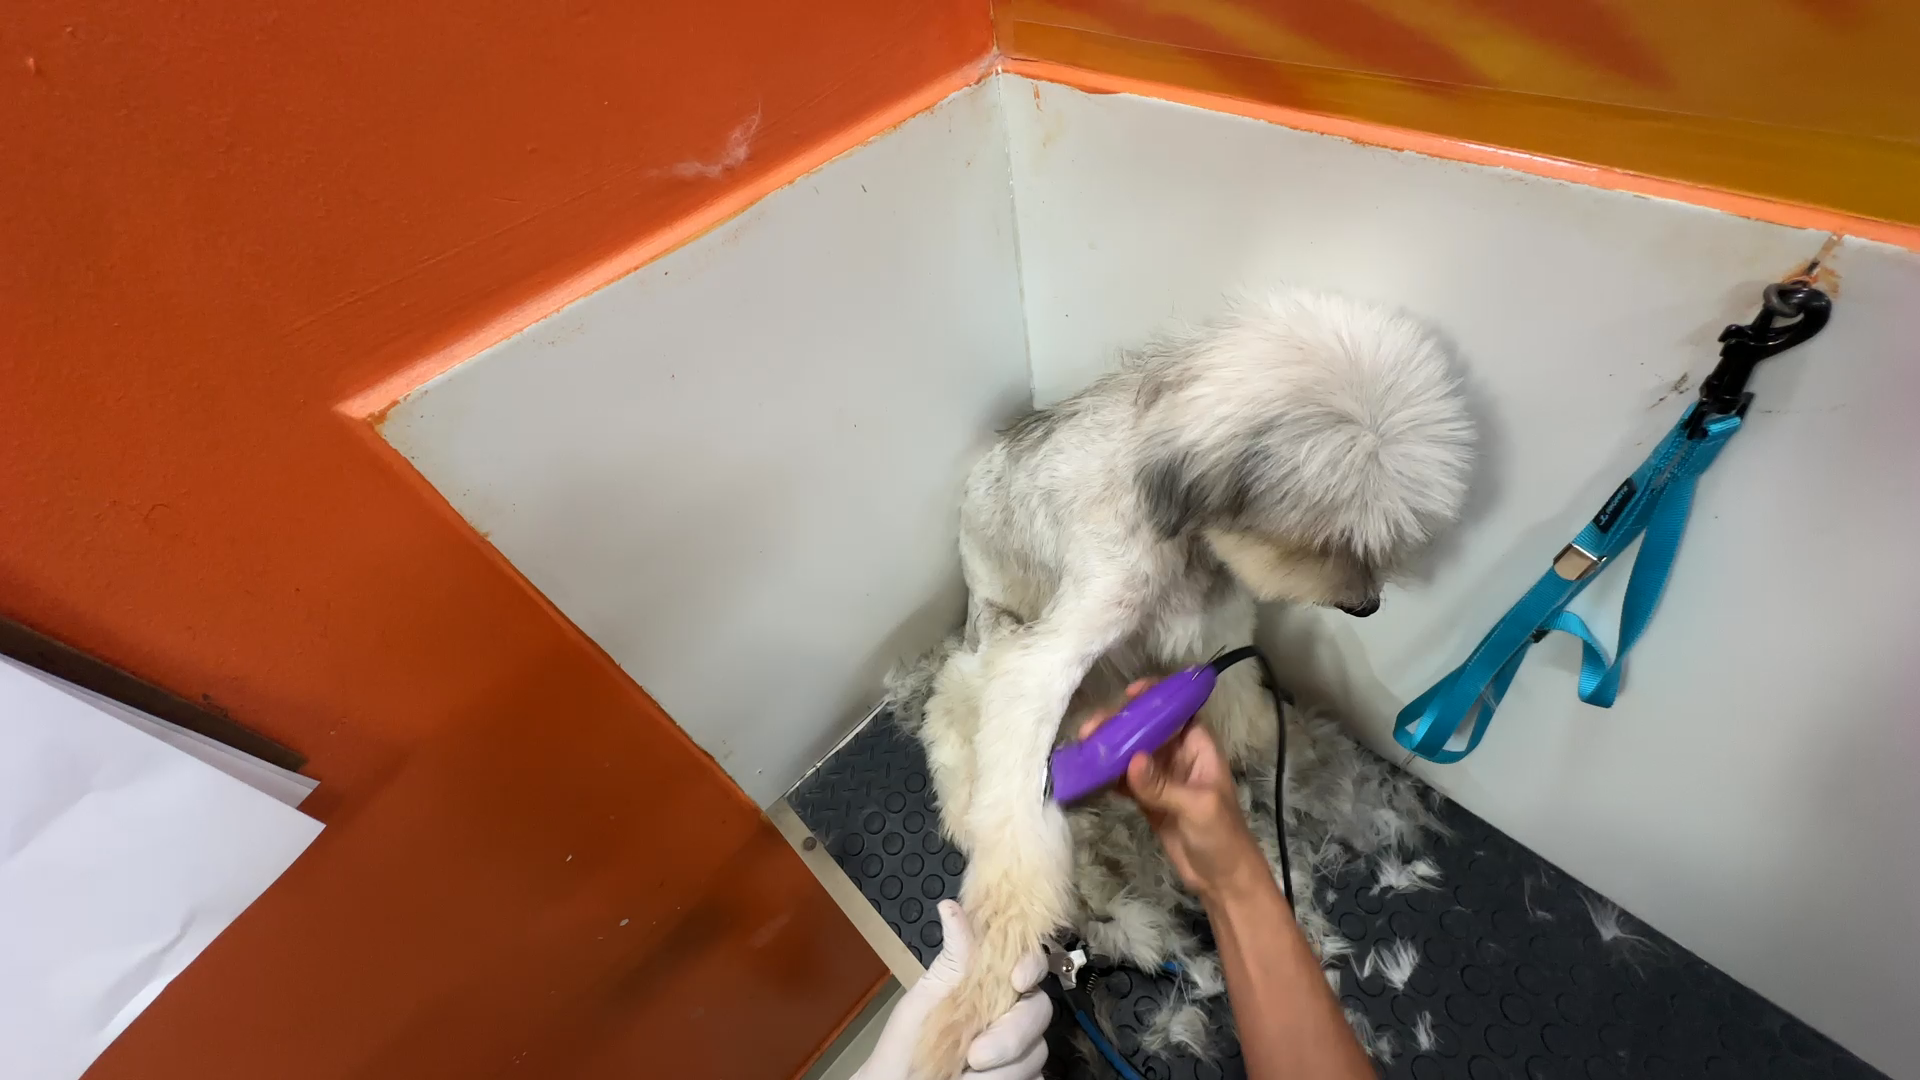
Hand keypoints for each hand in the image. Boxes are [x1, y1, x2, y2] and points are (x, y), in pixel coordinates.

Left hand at [851, 900, 1050, 1079]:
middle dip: (1012, 1035)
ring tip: (963, 1076)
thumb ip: (951, 958)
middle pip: (1039, 1009)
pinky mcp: (1024, 1078)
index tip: (1017, 979)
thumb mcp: (924, 997)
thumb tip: (949, 906)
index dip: (1032, 964)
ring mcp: (1021, 1048)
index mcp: (990, 982)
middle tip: (975, 1056)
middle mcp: (1010, 1010)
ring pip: (1037, 1051)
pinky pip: (1036, 1078)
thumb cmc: (907, 1043)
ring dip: (1002, 1071)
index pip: (1028, 961)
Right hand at [1079, 680, 1268, 901]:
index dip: (1156, 696)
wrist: (1222, 882)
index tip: (1130, 693)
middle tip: (1092, 728)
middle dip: (1120, 723)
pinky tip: (1087, 770)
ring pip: (1130, 751)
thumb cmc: (1222, 837)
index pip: (1177, 710)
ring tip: (1083, 744)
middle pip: (1146, 727)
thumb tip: (1131, 761)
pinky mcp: (1145, 797)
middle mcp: (1177, 755)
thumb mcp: (1197, 808)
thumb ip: (1163, 785)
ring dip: (1107, 746)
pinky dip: (1106, 773)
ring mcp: (1160, 776)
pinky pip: (1122, 778)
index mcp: (1198, 747)